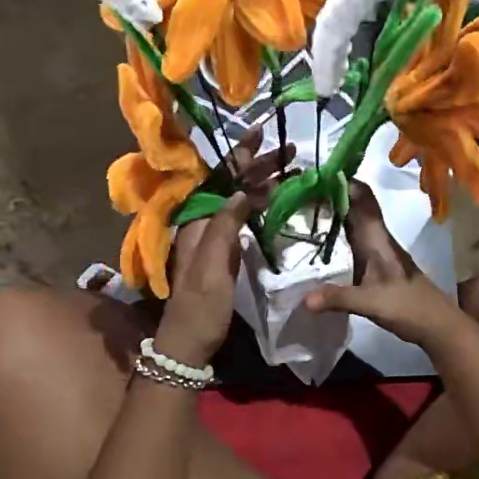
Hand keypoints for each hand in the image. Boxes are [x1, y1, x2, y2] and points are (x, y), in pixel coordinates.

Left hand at [158, 131, 295, 365]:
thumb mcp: (211, 268)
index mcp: (196, 223)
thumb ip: (223, 229)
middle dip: (258, 167)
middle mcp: (202, 225)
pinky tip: (275, 204)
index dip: (240, 156)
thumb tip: (242, 192)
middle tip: (290, 154)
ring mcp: (211, 239)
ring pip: (238, 202)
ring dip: (262, 185)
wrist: (189, 344)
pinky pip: (241, 220)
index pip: (220, 180)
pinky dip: (259, 208)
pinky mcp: (222, 254)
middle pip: (231, 187)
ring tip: (290, 173)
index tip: (261, 134)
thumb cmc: (201, 307)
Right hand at [305, 182, 466, 347]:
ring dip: (332, 210)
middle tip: (296, 189)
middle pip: (354, 205)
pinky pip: (354, 237)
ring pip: (354, 220)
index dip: (341, 181)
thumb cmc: (409, 308)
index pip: (361, 197)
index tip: (312, 174)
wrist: (437, 325)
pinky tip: (320, 237)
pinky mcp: (378, 263)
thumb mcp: (371, 304)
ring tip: (301, 206)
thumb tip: (304, 299)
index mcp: (378, 239)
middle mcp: (378, 238)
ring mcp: (379, 250)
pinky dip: (337, 230)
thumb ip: (338, 298)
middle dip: (329, 193)